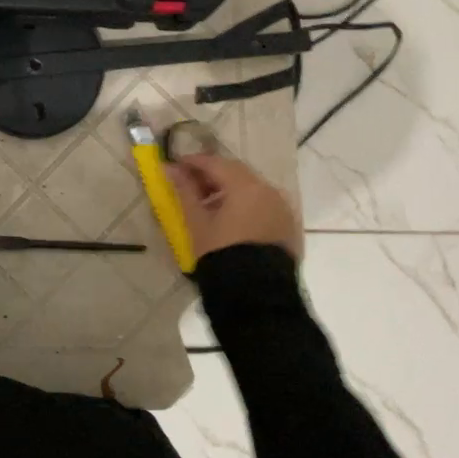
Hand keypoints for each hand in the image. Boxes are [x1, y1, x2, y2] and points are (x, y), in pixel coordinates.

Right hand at [165, 154, 301, 262]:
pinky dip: (246, 205)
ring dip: (229, 190)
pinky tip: (230, 220)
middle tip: (190, 184)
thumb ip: (184, 191)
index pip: (215, 163)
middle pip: (236, 173)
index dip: (193, 162)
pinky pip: (264, 205)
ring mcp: (283, 209)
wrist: (257, 295)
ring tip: (208, 205)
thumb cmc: (221, 253)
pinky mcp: (289, 227)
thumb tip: (169, 167)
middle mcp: (270, 191)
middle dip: (212, 175)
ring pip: (252, 189)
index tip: (175, 166)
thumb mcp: (197, 222)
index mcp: (246, 186)